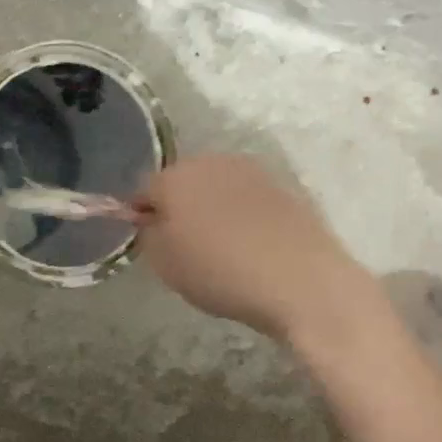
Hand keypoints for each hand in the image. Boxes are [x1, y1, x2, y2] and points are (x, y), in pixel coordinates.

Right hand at [138, 155, 360, 336]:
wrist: (300, 279)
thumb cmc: (219, 271)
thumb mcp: (164, 264)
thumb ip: (148, 235)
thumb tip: (151, 221)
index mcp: (174, 177)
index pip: (144, 191)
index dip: (142, 216)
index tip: (150, 242)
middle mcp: (210, 162)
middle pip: (182, 182)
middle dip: (179, 206)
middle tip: (184, 244)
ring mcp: (251, 171)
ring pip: (217, 187)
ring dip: (212, 208)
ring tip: (221, 246)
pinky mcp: (283, 187)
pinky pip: (247, 199)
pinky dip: (242, 215)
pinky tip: (250, 244)